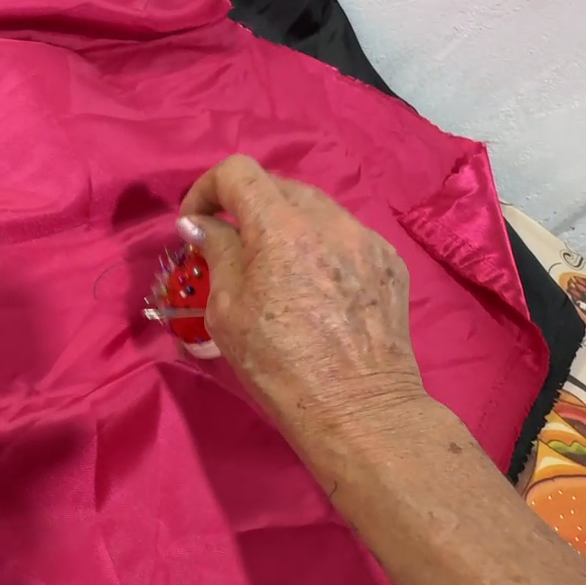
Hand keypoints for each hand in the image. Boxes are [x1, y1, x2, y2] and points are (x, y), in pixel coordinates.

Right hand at [179, 155, 439, 464]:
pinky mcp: (389, 261)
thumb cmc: (278, 365)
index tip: (197, 222)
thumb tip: (201, 223)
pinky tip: (314, 285)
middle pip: (276, 185)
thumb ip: (215, 252)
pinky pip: (343, 234)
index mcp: (282, 229)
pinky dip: (318, 244)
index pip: (238, 172)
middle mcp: (329, 220)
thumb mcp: (227, 311)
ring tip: (274, 266)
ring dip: (283, 223)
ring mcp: (365, 239)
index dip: (207, 188)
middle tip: (229, 246)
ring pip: (313, 207)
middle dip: (244, 206)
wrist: (359, 412)